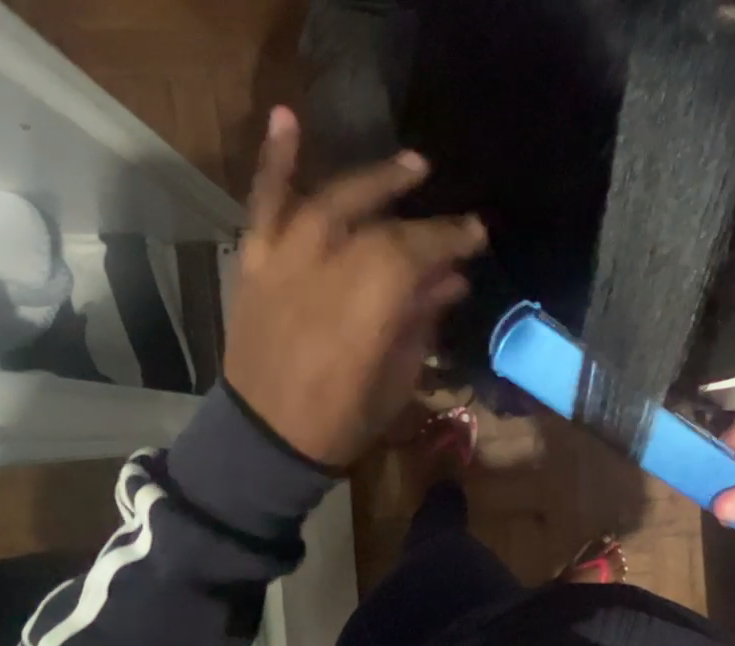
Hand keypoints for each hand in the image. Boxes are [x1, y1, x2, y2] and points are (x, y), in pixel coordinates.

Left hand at [223, 106, 487, 466]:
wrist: (266, 438)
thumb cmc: (342, 420)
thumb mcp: (395, 379)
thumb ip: (420, 322)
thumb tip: (451, 279)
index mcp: (365, 314)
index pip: (414, 256)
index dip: (449, 240)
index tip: (477, 234)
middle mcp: (324, 276)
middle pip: (379, 230)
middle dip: (420, 218)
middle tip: (451, 207)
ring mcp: (285, 264)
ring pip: (329, 206)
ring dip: (370, 179)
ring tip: (407, 166)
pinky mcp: (257, 264)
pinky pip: (264, 206)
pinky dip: (275, 162)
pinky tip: (287, 118)